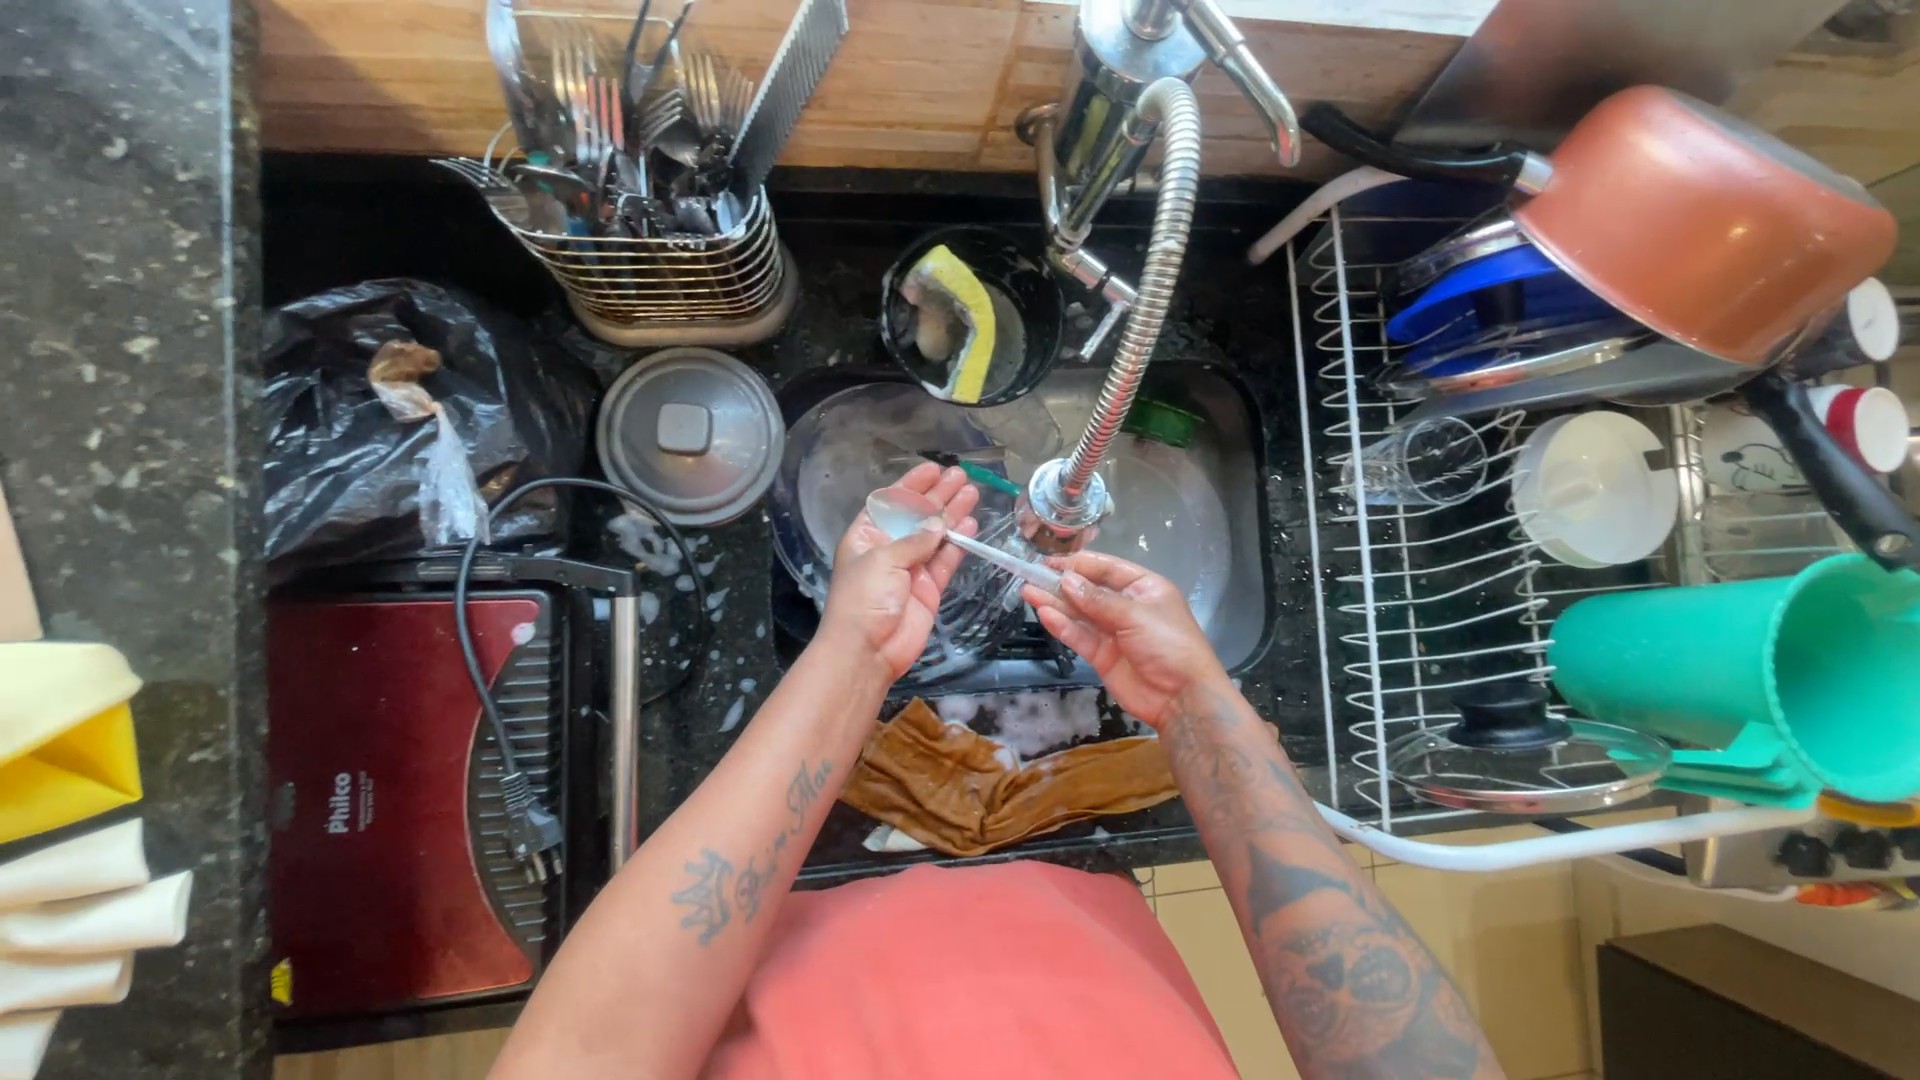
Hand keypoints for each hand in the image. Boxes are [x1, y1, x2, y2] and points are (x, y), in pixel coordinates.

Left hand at [818, 463, 979, 681]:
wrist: (867, 651)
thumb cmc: (863, 599)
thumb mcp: (882, 559)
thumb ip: (914, 540)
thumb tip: (938, 524)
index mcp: (866, 536)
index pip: (890, 502)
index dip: (911, 485)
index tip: (933, 469)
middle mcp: (888, 548)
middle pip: (916, 515)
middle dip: (938, 496)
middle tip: (962, 476)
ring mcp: (910, 569)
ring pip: (935, 535)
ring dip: (953, 515)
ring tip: (972, 493)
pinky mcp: (928, 589)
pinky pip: (946, 560)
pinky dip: (959, 543)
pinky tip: (972, 524)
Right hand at [1022, 552, 1230, 729]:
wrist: (1182, 697)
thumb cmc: (1169, 645)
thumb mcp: (1136, 615)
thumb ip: (1097, 599)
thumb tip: (1066, 580)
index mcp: (1144, 588)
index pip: (1106, 569)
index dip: (1079, 564)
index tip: (1050, 561)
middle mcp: (1127, 606)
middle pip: (1089, 590)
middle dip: (1061, 583)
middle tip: (1030, 575)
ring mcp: (1113, 632)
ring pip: (1079, 613)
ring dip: (1055, 603)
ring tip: (1027, 592)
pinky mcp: (1102, 655)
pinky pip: (1079, 636)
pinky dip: (1062, 626)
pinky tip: (1044, 614)